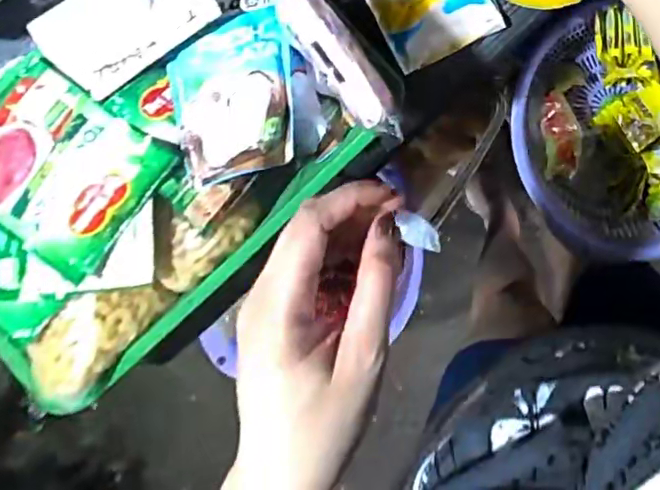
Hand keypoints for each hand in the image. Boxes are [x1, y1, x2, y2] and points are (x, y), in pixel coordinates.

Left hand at [225, 181, 401, 489]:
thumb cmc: (323, 427)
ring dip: (347, 228)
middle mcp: (260, 291)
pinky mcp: (269, 308)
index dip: (352, 198)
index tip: (394, 197)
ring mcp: (261, 299)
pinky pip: (303, 262)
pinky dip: (336, 251)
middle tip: (398, 212)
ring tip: (389, 232)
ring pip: (304, 238)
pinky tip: (366, 260)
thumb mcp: (363, 360)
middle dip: (353, 208)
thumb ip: (376, 287)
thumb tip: (388, 225)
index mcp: (276, 304)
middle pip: (304, 224)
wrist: (278, 479)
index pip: (309, 222)